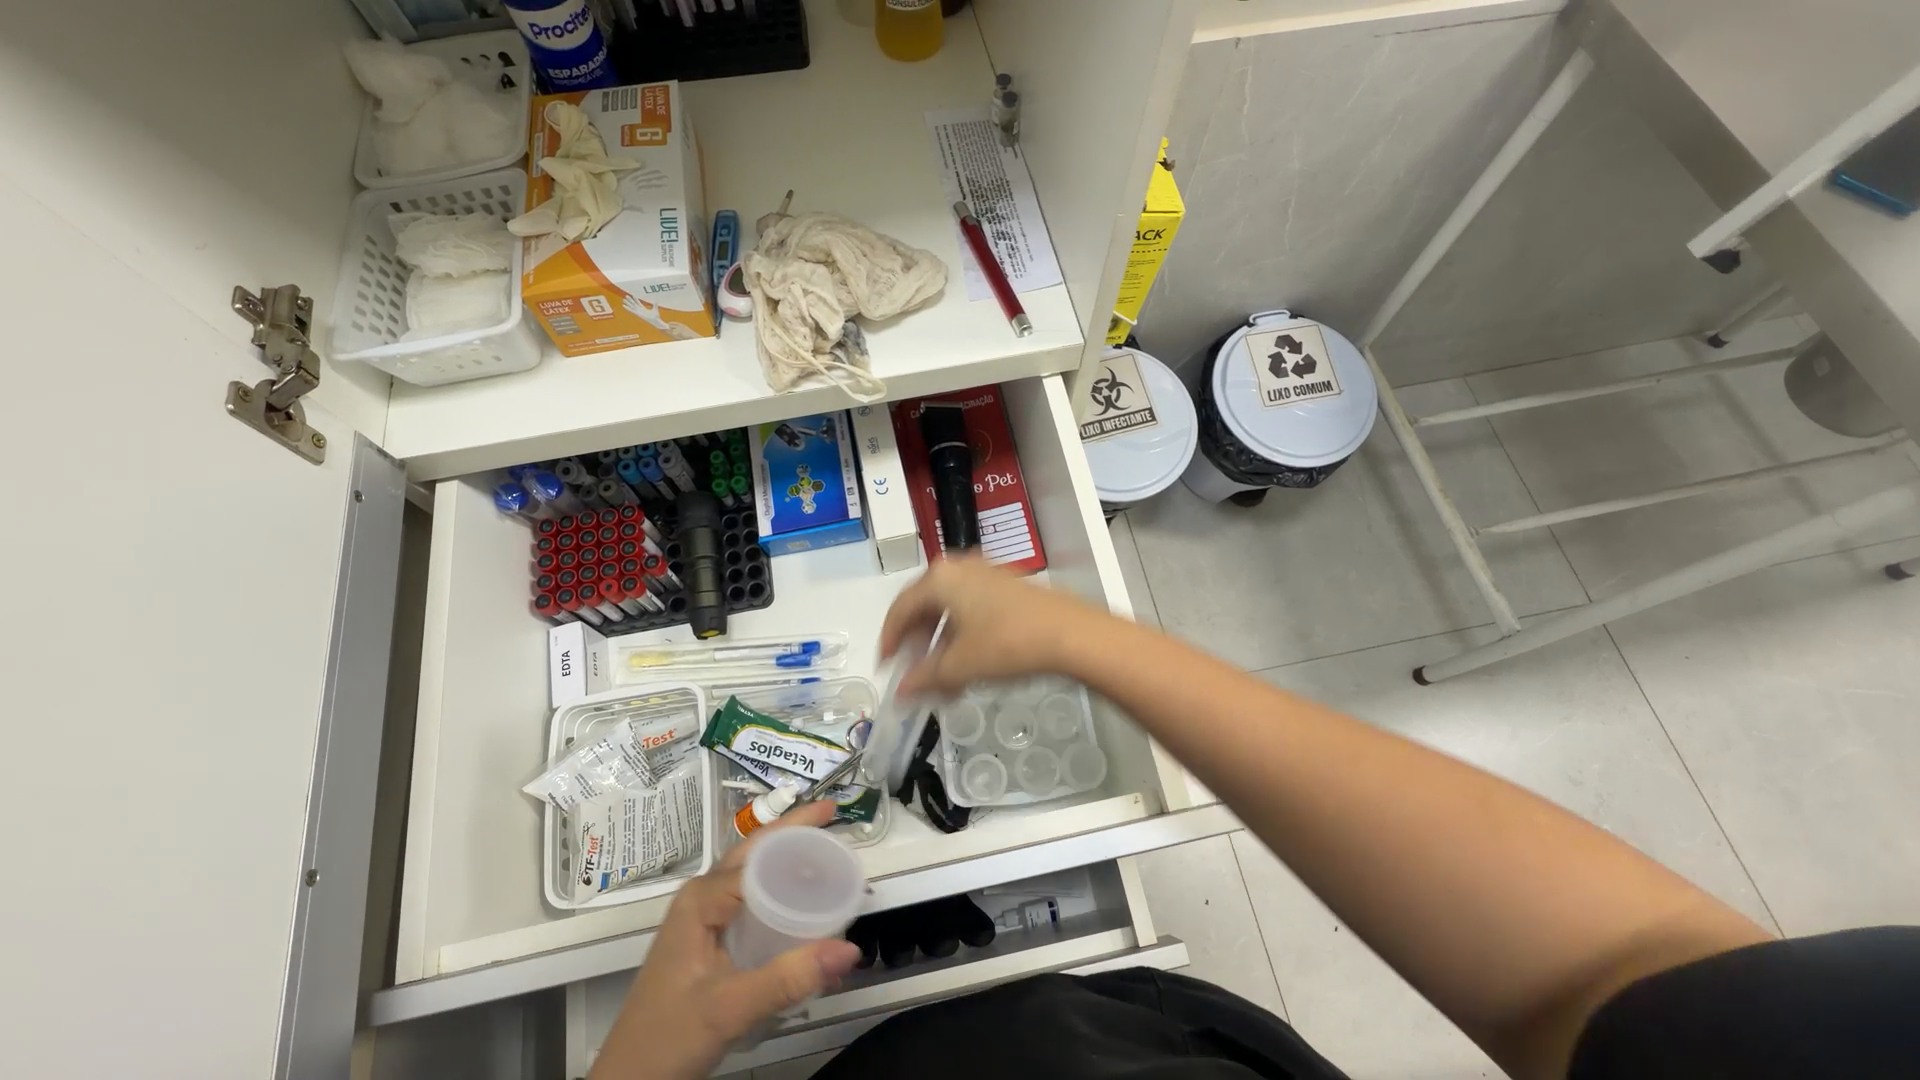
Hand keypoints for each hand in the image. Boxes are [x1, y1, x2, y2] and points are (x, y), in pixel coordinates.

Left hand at [590, 802, 862, 1079]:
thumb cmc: (667, 1038)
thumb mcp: (730, 1008)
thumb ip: (788, 979)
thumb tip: (848, 949)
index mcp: (702, 899)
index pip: (759, 854)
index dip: (798, 834)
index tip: (839, 823)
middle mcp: (702, 898)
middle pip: (755, 851)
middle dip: (793, 829)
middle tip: (834, 817)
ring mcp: (704, 918)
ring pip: (752, 874)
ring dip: (787, 857)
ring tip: (826, 853)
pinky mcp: (710, 940)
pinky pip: (751, 900)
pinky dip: (780, 891)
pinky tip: (804, 907)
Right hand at [878, 558, 1110, 697]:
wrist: (1070, 634)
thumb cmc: (1006, 644)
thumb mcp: (959, 665)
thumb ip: (923, 678)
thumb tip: (900, 693)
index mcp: (939, 579)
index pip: (900, 609)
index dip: (889, 640)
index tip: (886, 667)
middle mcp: (959, 568)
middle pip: (926, 607)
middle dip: (918, 645)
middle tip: (914, 674)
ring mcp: (986, 574)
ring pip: (951, 612)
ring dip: (942, 646)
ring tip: (944, 681)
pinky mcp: (1008, 587)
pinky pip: (972, 611)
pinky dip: (963, 638)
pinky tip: (969, 667)